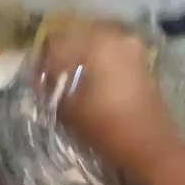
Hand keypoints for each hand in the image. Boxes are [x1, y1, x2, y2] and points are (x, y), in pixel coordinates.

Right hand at [41, 22, 177, 178]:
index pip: (57, 44)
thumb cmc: (107, 128)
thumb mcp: (69, 110)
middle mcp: (117, 38)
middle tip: (47, 75)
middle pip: (78, 38)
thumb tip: (43, 82)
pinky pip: (110, 53)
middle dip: (60, 55)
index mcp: (97, 45)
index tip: (33, 78)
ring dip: (79, 57)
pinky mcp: (141, 62)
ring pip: (95, 44)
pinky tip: (85, 80)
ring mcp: (132, 49)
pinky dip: (95, 63)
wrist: (151, 147)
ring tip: (65, 78)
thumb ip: (52, 91)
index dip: (42, 61)